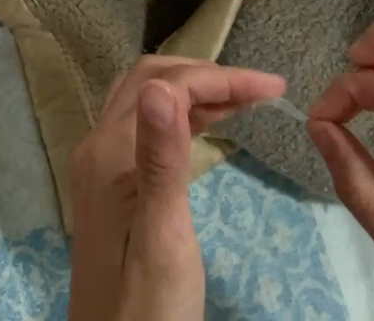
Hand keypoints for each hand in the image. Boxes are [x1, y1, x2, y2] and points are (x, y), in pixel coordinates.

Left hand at [68, 55, 286, 320]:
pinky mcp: (111, 184)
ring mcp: (102, 165)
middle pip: (153, 79)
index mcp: (109, 150)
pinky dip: (181, 115)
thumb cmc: (147, 309)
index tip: (274, 88)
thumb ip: (161, 159)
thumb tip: (161, 85)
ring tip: (248, 100)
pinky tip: (209, 127)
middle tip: (263, 90)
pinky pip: (146, 128)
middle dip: (208, 76)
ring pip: (148, 100)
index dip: (220, 78)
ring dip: (195, 90)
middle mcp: (98, 145)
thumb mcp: (162, 237)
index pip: (167, 84)